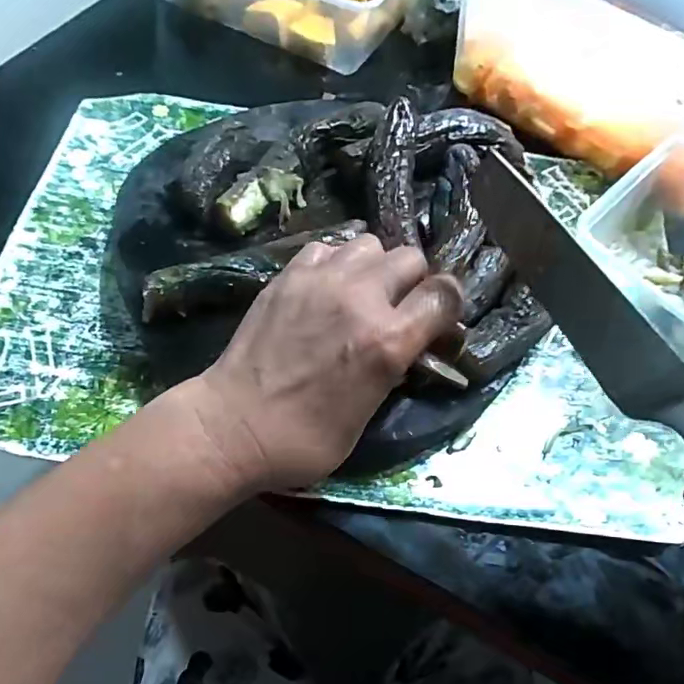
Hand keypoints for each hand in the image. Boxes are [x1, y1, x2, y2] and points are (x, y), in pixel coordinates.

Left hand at [170, 235, 461, 492]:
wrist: (234, 427)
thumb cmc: (307, 440)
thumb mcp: (371, 412)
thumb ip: (396, 366)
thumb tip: (410, 344)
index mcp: (388, 340)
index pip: (444, 294)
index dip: (449, 305)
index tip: (440, 321)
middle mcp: (360, 298)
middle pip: (411, 257)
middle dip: (414, 282)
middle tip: (399, 309)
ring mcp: (320, 280)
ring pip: (370, 244)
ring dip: (376, 267)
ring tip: (363, 294)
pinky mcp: (288, 276)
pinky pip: (329, 248)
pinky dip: (338, 263)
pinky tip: (329, 289)